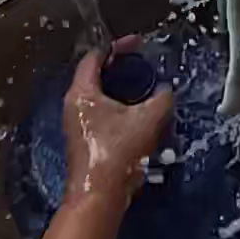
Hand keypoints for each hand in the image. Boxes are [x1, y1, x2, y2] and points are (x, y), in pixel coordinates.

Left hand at [62, 37, 173, 205]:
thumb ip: (162, 98)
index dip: (117, 46)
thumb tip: (166, 90)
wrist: (99, 195)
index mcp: (83, 92)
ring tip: (143, 82)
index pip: (95, 57)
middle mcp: (74, 104)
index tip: (138, 44)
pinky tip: (137, 108)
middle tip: (143, 60)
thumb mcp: (149, 118)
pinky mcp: (84, 138)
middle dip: (120, 65)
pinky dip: (118, 102)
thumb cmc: (119, 150)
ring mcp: (76, 122)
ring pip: (98, 94)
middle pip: (95, 74)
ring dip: (120, 85)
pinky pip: (100, 109)